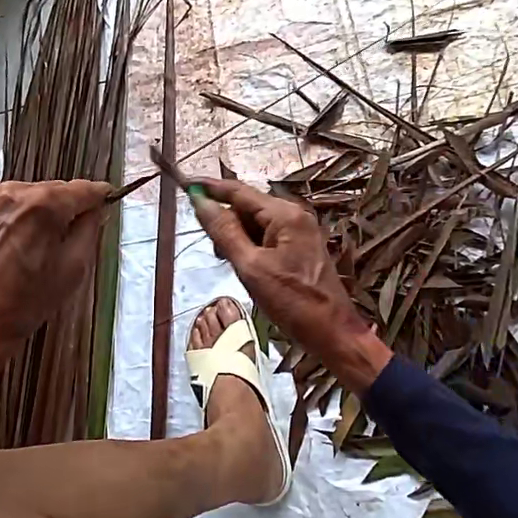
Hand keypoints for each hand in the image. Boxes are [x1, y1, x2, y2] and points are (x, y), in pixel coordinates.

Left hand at [0, 179, 111, 355]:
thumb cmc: (23, 304)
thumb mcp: (73, 269)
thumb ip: (90, 231)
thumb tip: (95, 212)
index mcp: (43, 205)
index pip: (84, 188)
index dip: (101, 196)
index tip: (109, 203)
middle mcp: (13, 194)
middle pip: (56, 189)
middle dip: (69, 207)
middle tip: (76, 235)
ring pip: (30, 197)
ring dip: (43, 213)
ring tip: (43, 246)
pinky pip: (7, 208)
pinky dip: (18, 221)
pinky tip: (18, 249)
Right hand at [190, 178, 393, 391]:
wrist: (332, 332)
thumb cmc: (292, 302)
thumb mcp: (251, 267)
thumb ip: (224, 232)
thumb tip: (200, 203)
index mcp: (284, 215)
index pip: (239, 191)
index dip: (210, 188)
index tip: (185, 185)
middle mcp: (294, 215)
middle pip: (247, 206)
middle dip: (225, 221)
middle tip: (212, 247)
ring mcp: (299, 231)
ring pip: (255, 223)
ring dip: (236, 236)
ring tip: (228, 262)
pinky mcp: (299, 247)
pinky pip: (267, 236)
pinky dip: (250, 246)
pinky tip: (244, 267)